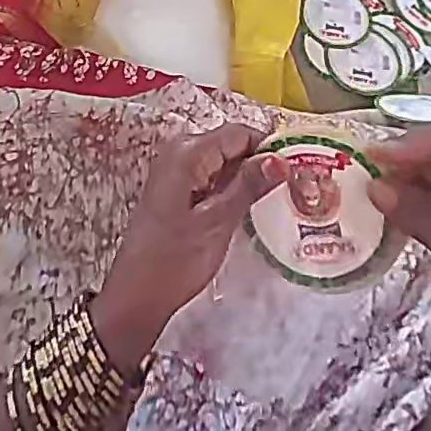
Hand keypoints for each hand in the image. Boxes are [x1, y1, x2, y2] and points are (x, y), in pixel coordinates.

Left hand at [91, 125, 276, 367]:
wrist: (135, 297)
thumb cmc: (175, 259)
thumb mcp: (218, 221)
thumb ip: (249, 185)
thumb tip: (280, 158)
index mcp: (188, 152)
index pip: (239, 132)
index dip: (269, 147)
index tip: (296, 168)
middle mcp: (180, 151)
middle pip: (231, 144)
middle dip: (260, 162)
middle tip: (291, 187)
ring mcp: (176, 170)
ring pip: (223, 161)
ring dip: (246, 177)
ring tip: (275, 199)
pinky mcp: (176, 188)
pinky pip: (211, 176)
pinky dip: (230, 188)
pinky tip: (247, 208)